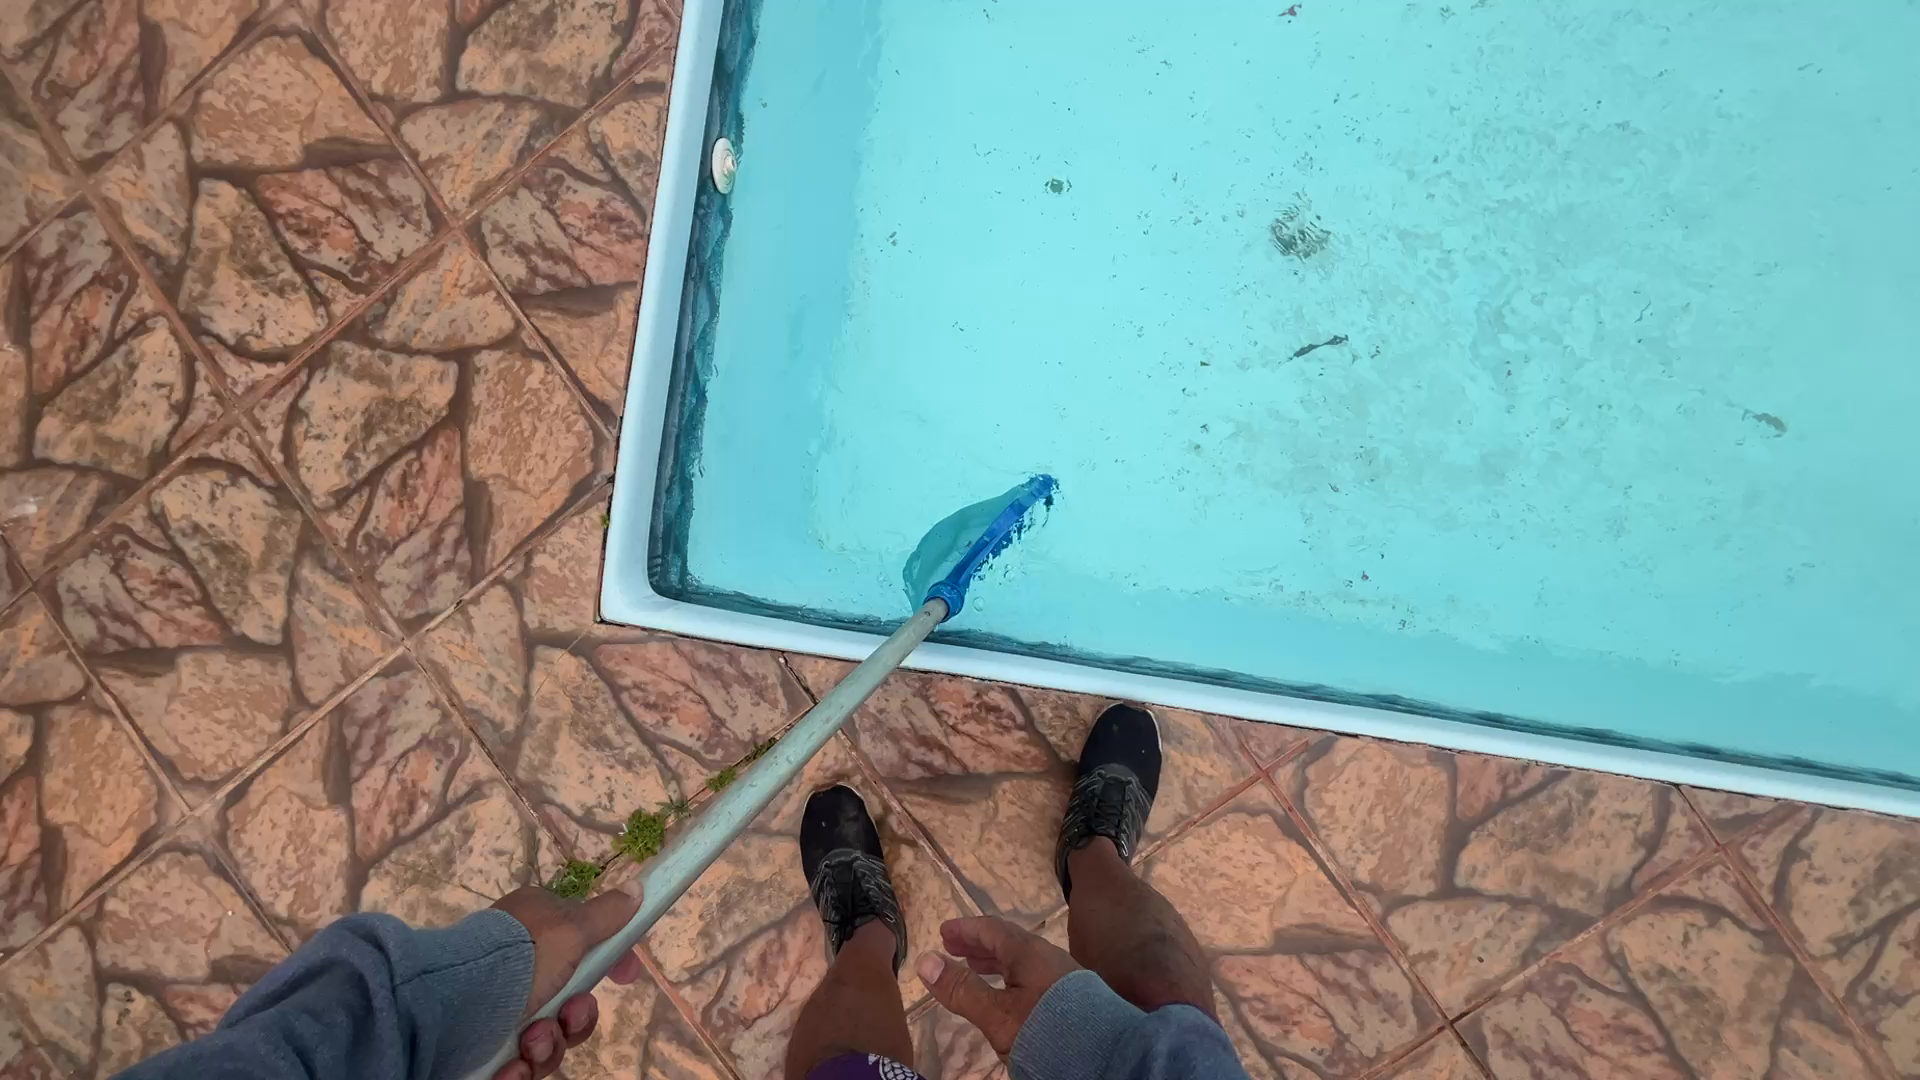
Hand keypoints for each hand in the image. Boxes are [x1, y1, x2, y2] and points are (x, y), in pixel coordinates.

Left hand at [488, 885, 645, 1079]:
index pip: (586, 945)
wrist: (445, 1011)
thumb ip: (607, 914)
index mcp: (538, 928)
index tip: (626, 978)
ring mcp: (498, 1011)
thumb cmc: (518, 957)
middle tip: (568, 1013)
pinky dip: (517, 1071)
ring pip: (547, 1037)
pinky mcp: (480, 1051)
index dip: (610, 963)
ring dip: (547, 1044)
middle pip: (570, 1000)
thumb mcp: (572, 928)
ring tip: (528, 1043)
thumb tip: (636, 888)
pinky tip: (509, 1068)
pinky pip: (516, 1066)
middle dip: (575, 1016)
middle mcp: (520, 967)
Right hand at [914, 916, 1081, 1054]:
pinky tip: (1009, 993)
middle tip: (953, 948)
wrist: (1105, 1057)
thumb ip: (962, 990)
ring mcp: (1061, 975)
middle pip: (1006, 941)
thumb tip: (925, 960)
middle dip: (977, 944)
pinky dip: (1011, 975)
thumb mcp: (997, 1015)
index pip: (991, 929)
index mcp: (1027, 951)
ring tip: (975, 968)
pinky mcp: (1071, 996)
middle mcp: (1046, 956)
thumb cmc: (1045, 1029)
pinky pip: (1033, 974)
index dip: (966, 929)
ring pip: (1021, 959)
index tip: (944, 932)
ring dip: (994, 960)